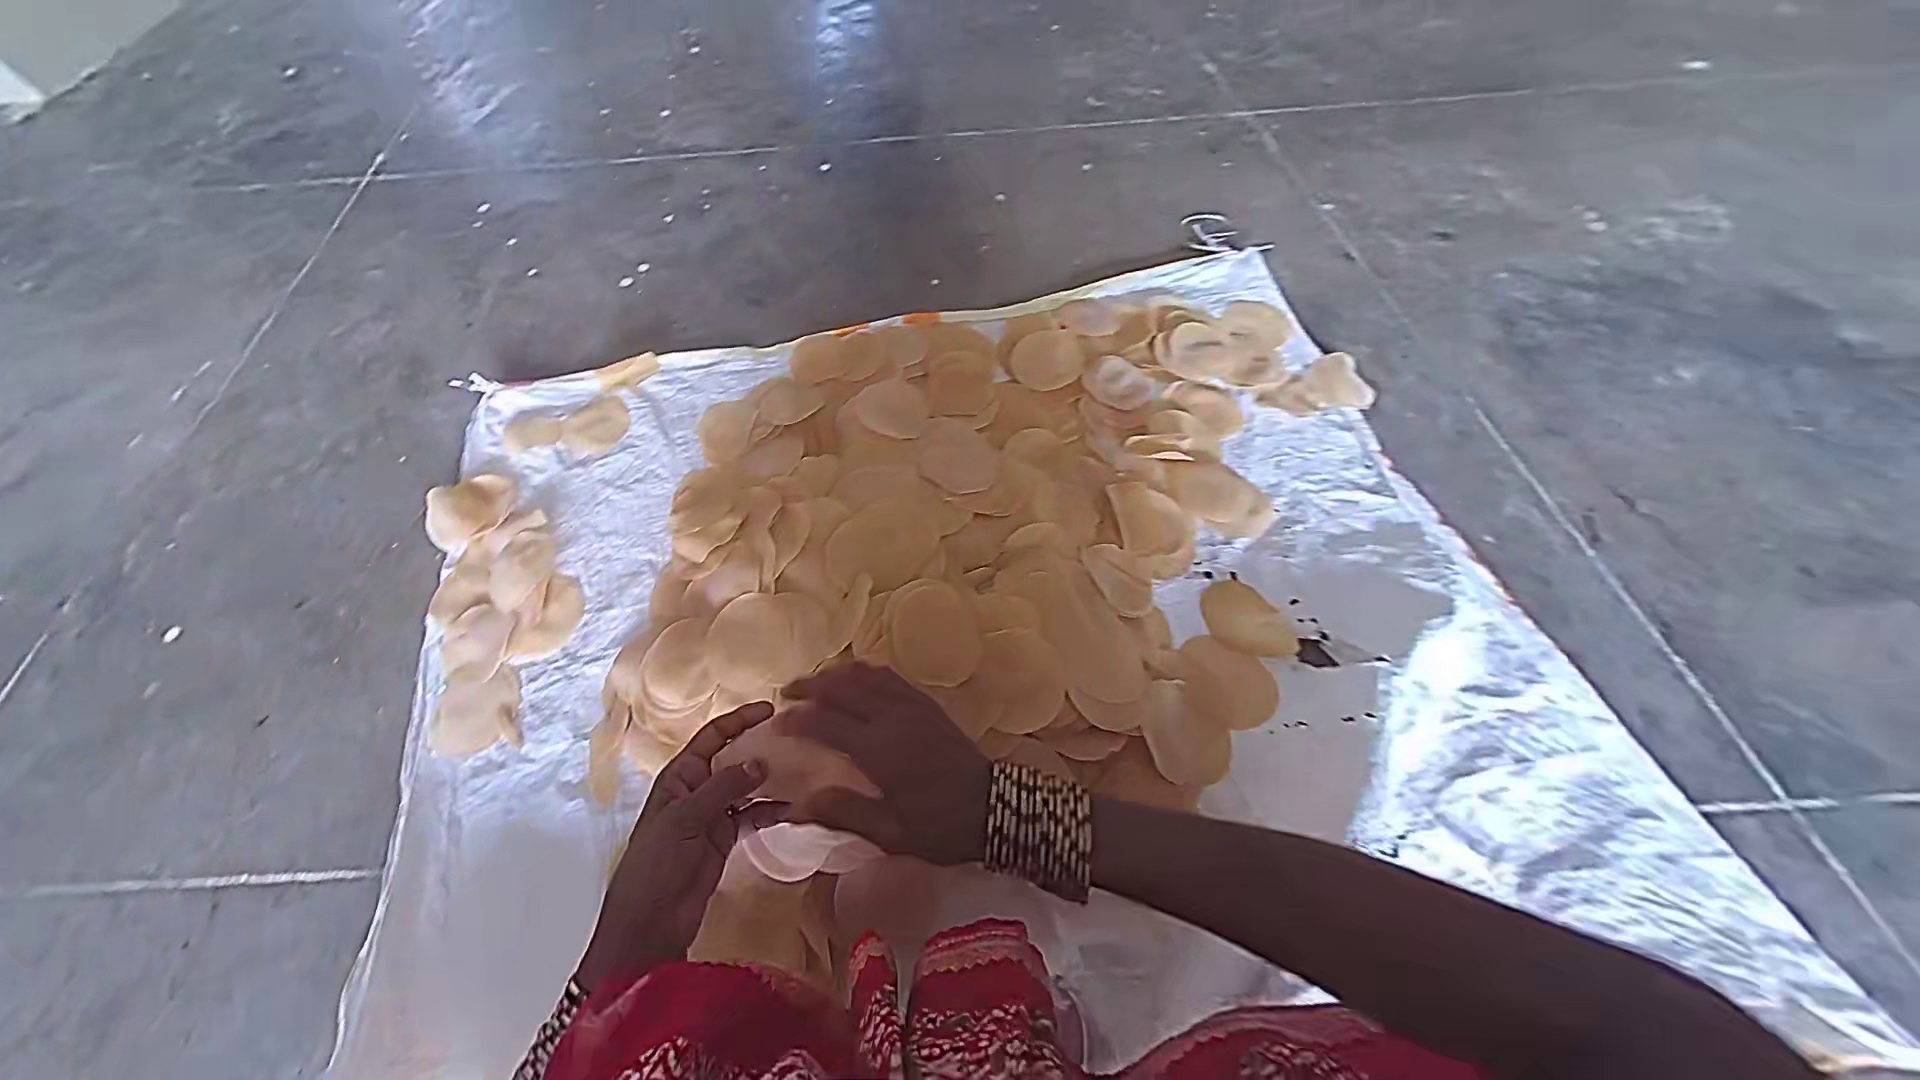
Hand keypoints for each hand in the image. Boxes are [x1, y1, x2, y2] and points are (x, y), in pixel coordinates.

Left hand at [575, 701, 783, 991]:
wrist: (649, 924)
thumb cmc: (656, 865)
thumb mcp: (686, 820)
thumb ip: (723, 788)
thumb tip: (761, 762)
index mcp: (680, 776)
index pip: (712, 737)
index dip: (739, 720)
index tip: (769, 709)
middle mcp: (698, 789)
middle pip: (732, 757)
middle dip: (759, 747)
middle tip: (793, 739)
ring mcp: (712, 814)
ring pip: (746, 786)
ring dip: (769, 779)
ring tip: (800, 771)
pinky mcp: (724, 837)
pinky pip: (752, 814)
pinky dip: (770, 809)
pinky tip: (791, 808)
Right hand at [781, 663, 990, 866]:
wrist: (994, 807)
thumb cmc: (941, 826)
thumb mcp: (891, 832)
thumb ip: (843, 813)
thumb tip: (796, 807)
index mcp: (880, 750)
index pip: (826, 723)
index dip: (797, 720)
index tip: (778, 724)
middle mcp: (893, 718)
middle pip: (842, 688)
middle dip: (811, 686)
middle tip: (788, 692)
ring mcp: (912, 706)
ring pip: (866, 676)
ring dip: (837, 674)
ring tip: (817, 681)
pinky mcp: (927, 703)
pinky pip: (891, 677)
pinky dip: (867, 672)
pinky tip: (857, 678)